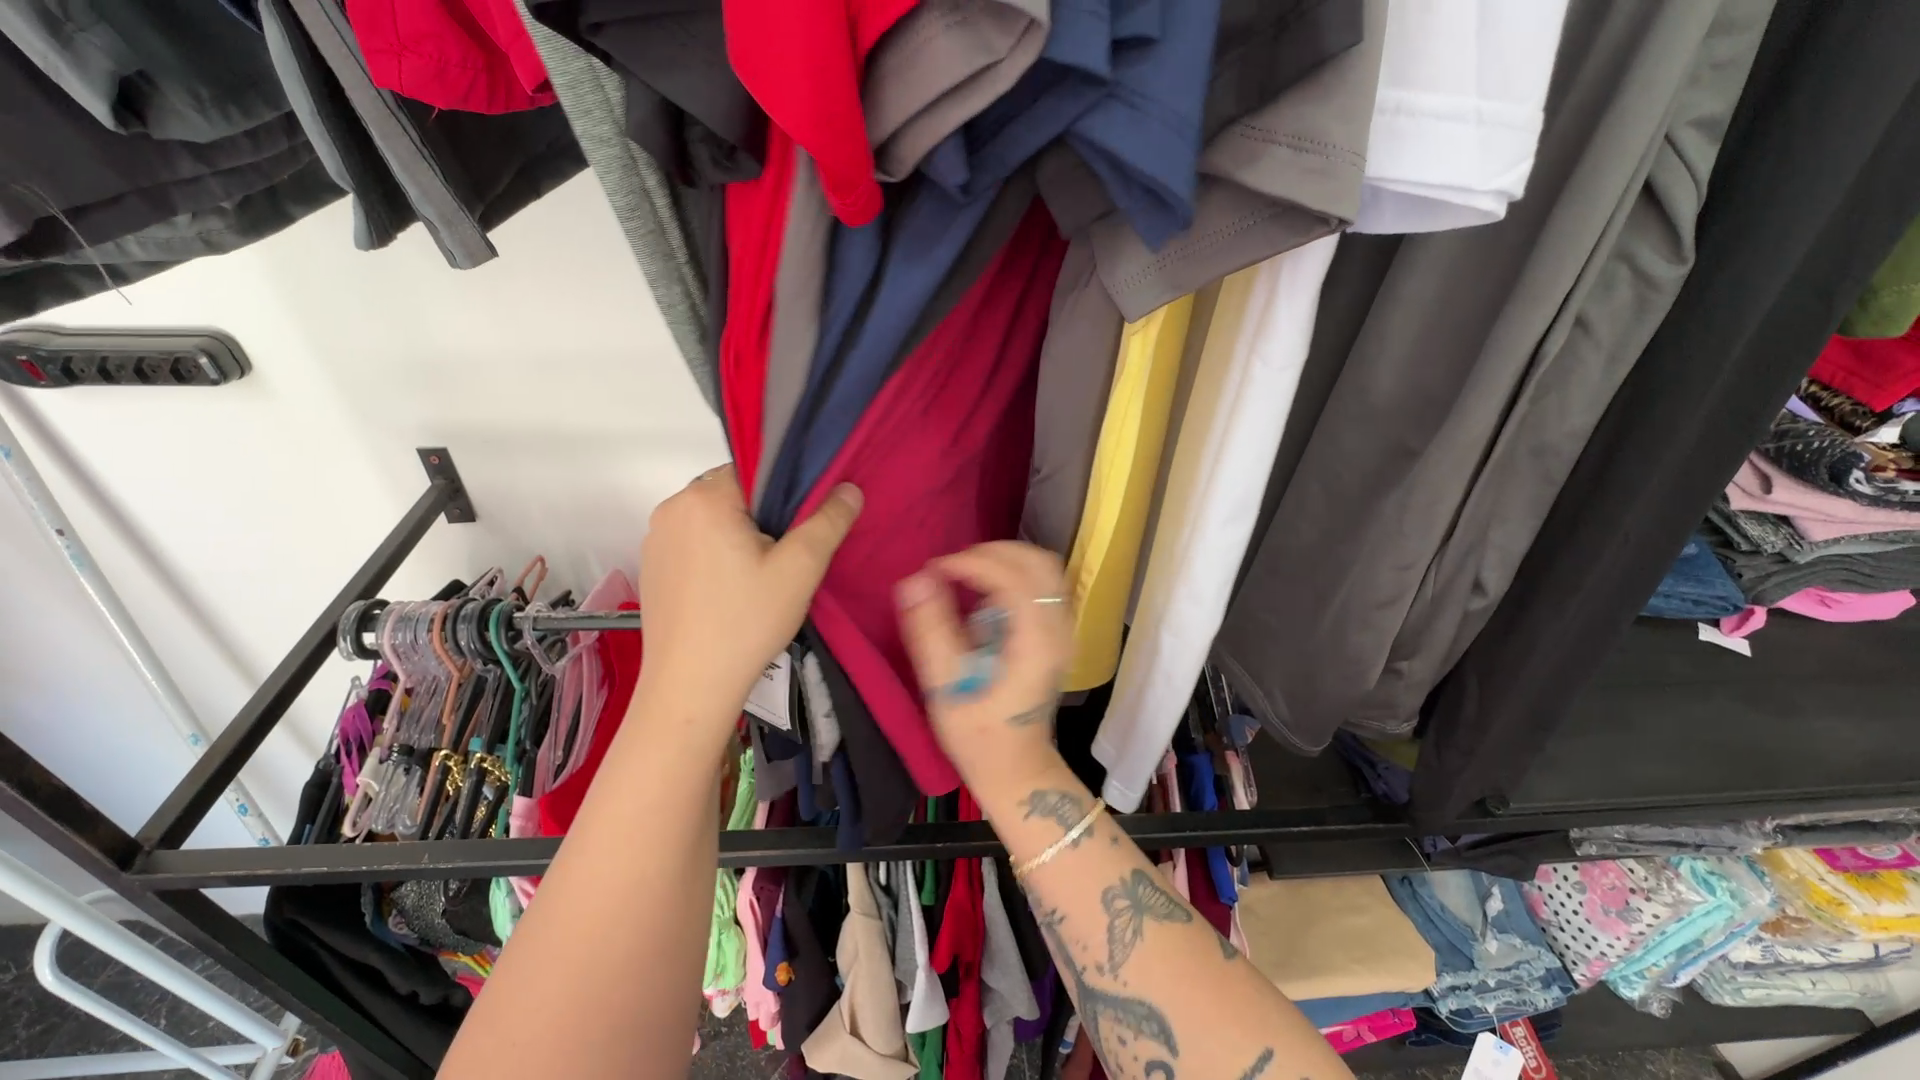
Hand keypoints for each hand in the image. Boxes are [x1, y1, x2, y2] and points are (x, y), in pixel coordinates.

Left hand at [635, 465, 861, 731]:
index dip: (783, 493)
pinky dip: (714, 556)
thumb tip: (849, 488)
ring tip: (760, 578)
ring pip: (711, 520)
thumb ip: (828, 521)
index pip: (753, 469)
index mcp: (705, 497)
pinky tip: (731, 592)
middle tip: (785, 558)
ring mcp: (655, 538)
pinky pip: (691, 544)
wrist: (690, 685)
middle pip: (731, 493)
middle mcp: (672, 507)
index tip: (800, 527)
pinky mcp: (650, 567)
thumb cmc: (746, 622)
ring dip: (737, 537)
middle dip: (760, 517)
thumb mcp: (800, 569)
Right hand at [895, 542, 1073, 793]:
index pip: (1013, 577)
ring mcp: (1064, 632)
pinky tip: (983, 595)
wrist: (1016, 767)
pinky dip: (1013, 576)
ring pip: (1044, 570)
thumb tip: (915, 581)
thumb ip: (931, 631)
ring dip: (1004, 561)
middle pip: (1037, 561)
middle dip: (991, 553)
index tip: (936, 570)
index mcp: (1036, 642)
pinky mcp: (1057, 636)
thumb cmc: (979, 736)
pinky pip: (1042, 586)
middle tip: (952, 567)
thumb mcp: (946, 687)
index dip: (972, 563)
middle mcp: (1059, 630)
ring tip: (965, 574)